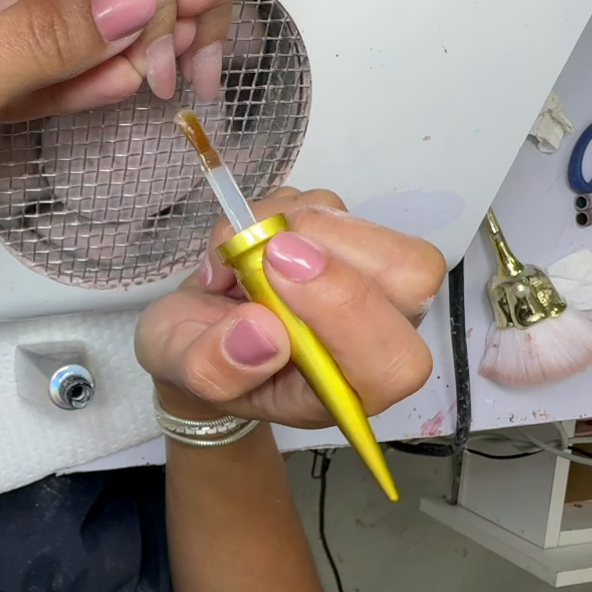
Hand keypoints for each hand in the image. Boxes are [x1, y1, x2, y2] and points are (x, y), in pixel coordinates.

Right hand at [135, 189, 444, 427]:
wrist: (194, 329)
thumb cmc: (199, 355)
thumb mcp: (184, 373)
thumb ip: (215, 367)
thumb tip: (262, 329)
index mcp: (347, 387)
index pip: (392, 360)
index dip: (348, 310)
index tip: (277, 269)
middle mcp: (373, 335)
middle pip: (408, 276)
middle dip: (331, 249)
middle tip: (261, 253)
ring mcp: (365, 280)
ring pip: (368, 230)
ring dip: (289, 224)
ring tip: (233, 259)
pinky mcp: (342, 238)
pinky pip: (327, 204)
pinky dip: (274, 210)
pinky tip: (243, 243)